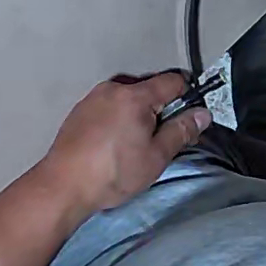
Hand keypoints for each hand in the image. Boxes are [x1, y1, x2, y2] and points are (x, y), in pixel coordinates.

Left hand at [34, 72, 211, 214]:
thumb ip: (181, 131)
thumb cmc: (112, 173)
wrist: (64, 184)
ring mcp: (93, 98)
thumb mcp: (156, 156)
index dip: (188, 95)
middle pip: (148, 88)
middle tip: (160, 138)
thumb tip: (202, 115)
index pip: (173, 81)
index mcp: (134, 96)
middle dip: (159, 108)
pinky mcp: (79, 110)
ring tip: (134, 144)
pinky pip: (108, 105)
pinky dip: (117, 117)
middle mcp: (112, 89)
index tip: (190, 115)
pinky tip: (114, 143)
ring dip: (137, 113)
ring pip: (127, 97)